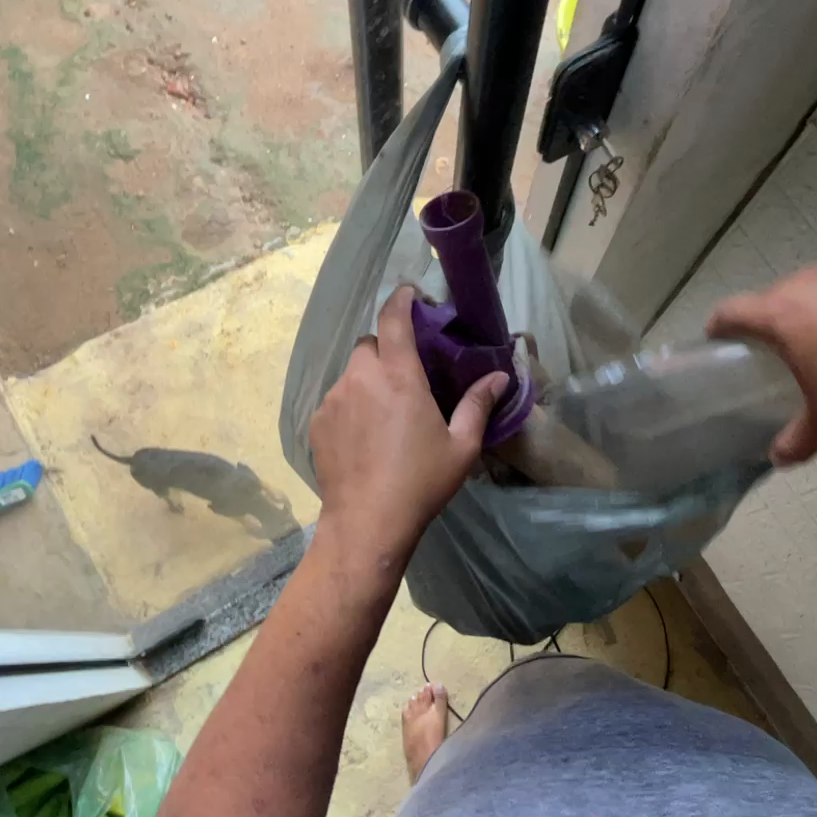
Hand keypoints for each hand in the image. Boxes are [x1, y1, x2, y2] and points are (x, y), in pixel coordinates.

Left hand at [310, 285, 507, 555]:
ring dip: (367, 382)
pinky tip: (363, 438)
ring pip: (351, 374)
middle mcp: (361, 378)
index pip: (394, 319)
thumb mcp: (461, 447)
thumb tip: (499, 376)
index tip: (410, 294)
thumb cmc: (420, 483)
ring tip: (384, 416)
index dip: (401, 299)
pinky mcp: (317, 422)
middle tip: (405, 378)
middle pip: (369, 345)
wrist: (367, 522)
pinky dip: (350, 407)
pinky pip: (336, 401)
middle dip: (386, 351)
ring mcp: (333, 400)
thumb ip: (478, 405)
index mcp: (399, 377)